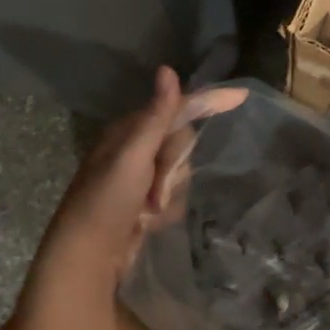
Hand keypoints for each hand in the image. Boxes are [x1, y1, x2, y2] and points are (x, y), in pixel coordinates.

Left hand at [26, 67, 246, 299]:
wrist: (87, 261)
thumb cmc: (106, 202)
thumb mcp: (132, 156)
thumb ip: (156, 116)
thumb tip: (167, 69)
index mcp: (128, 132)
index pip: (175, 108)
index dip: (207, 102)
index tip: (242, 97)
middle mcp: (134, 150)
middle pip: (181, 141)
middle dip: (175, 164)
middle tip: (156, 188)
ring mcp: (139, 179)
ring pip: (181, 169)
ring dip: (171, 189)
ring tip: (150, 210)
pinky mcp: (144, 204)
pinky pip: (175, 192)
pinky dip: (169, 206)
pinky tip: (151, 221)